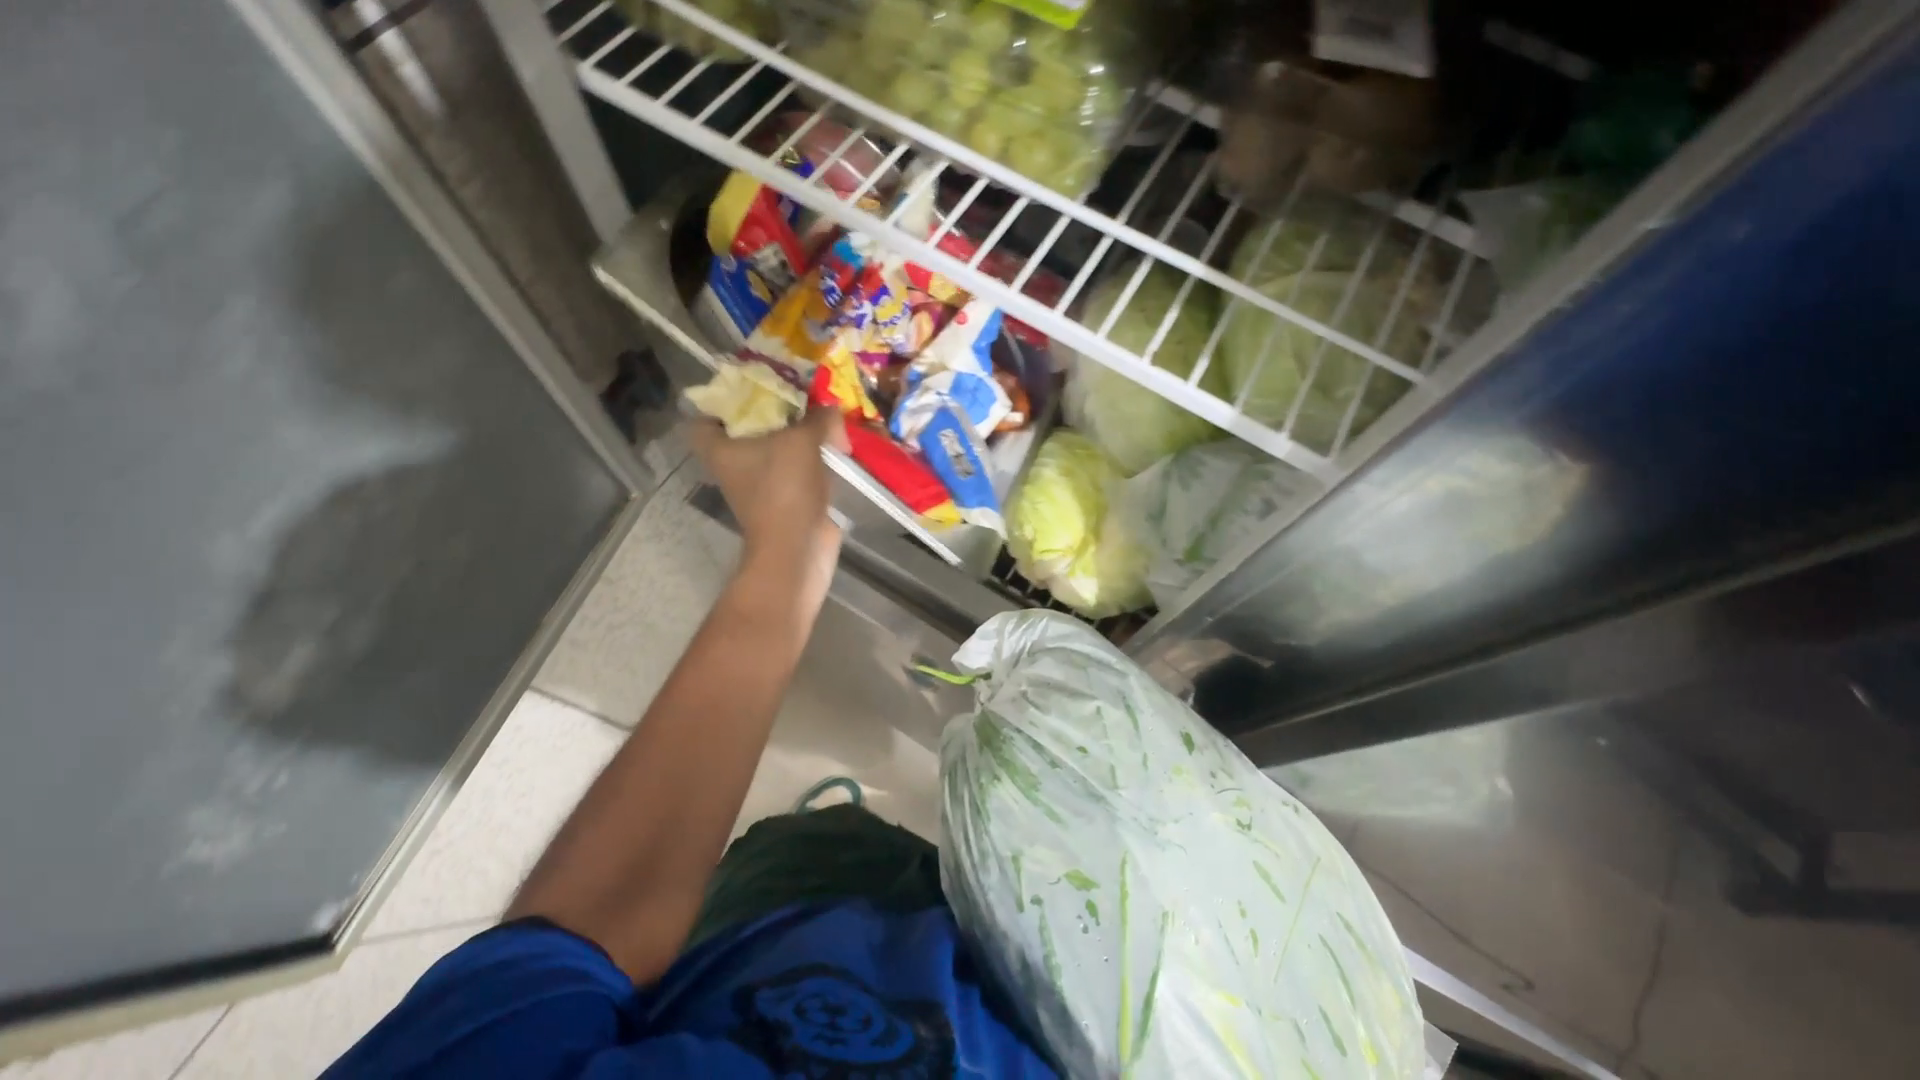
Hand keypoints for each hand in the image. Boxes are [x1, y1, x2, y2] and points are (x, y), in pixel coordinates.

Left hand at [689, 406, 848, 569]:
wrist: (797, 548)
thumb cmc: (784, 489)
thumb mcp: (803, 440)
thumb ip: (818, 417)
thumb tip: (831, 408)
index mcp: (720, 449)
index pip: (701, 420)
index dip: (718, 403)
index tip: (747, 388)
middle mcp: (733, 465)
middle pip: (745, 429)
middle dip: (771, 412)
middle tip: (795, 393)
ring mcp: (759, 484)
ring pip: (774, 448)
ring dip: (796, 434)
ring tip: (820, 414)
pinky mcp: (784, 499)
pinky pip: (794, 468)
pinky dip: (810, 458)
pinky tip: (831, 445)